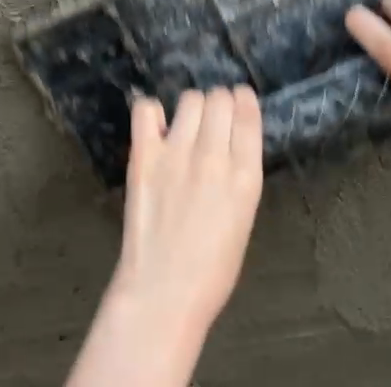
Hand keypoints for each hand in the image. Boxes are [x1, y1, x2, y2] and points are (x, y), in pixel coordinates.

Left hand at [109, 86, 263, 335]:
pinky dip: (152, 112)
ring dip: (191, 107)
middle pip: (218, 99)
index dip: (243, 101)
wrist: (164, 290)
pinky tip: (156, 128)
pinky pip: (147, 109)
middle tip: (210, 119)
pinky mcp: (144, 155)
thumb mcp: (243, 218)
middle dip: (217, 103)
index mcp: (246, 177)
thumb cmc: (211, 268)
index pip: (247, 113)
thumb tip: (228, 144)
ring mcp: (176, 153)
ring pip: (189, 99)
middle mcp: (214, 157)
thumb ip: (237, 176)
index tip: (238, 100)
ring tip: (184, 125)